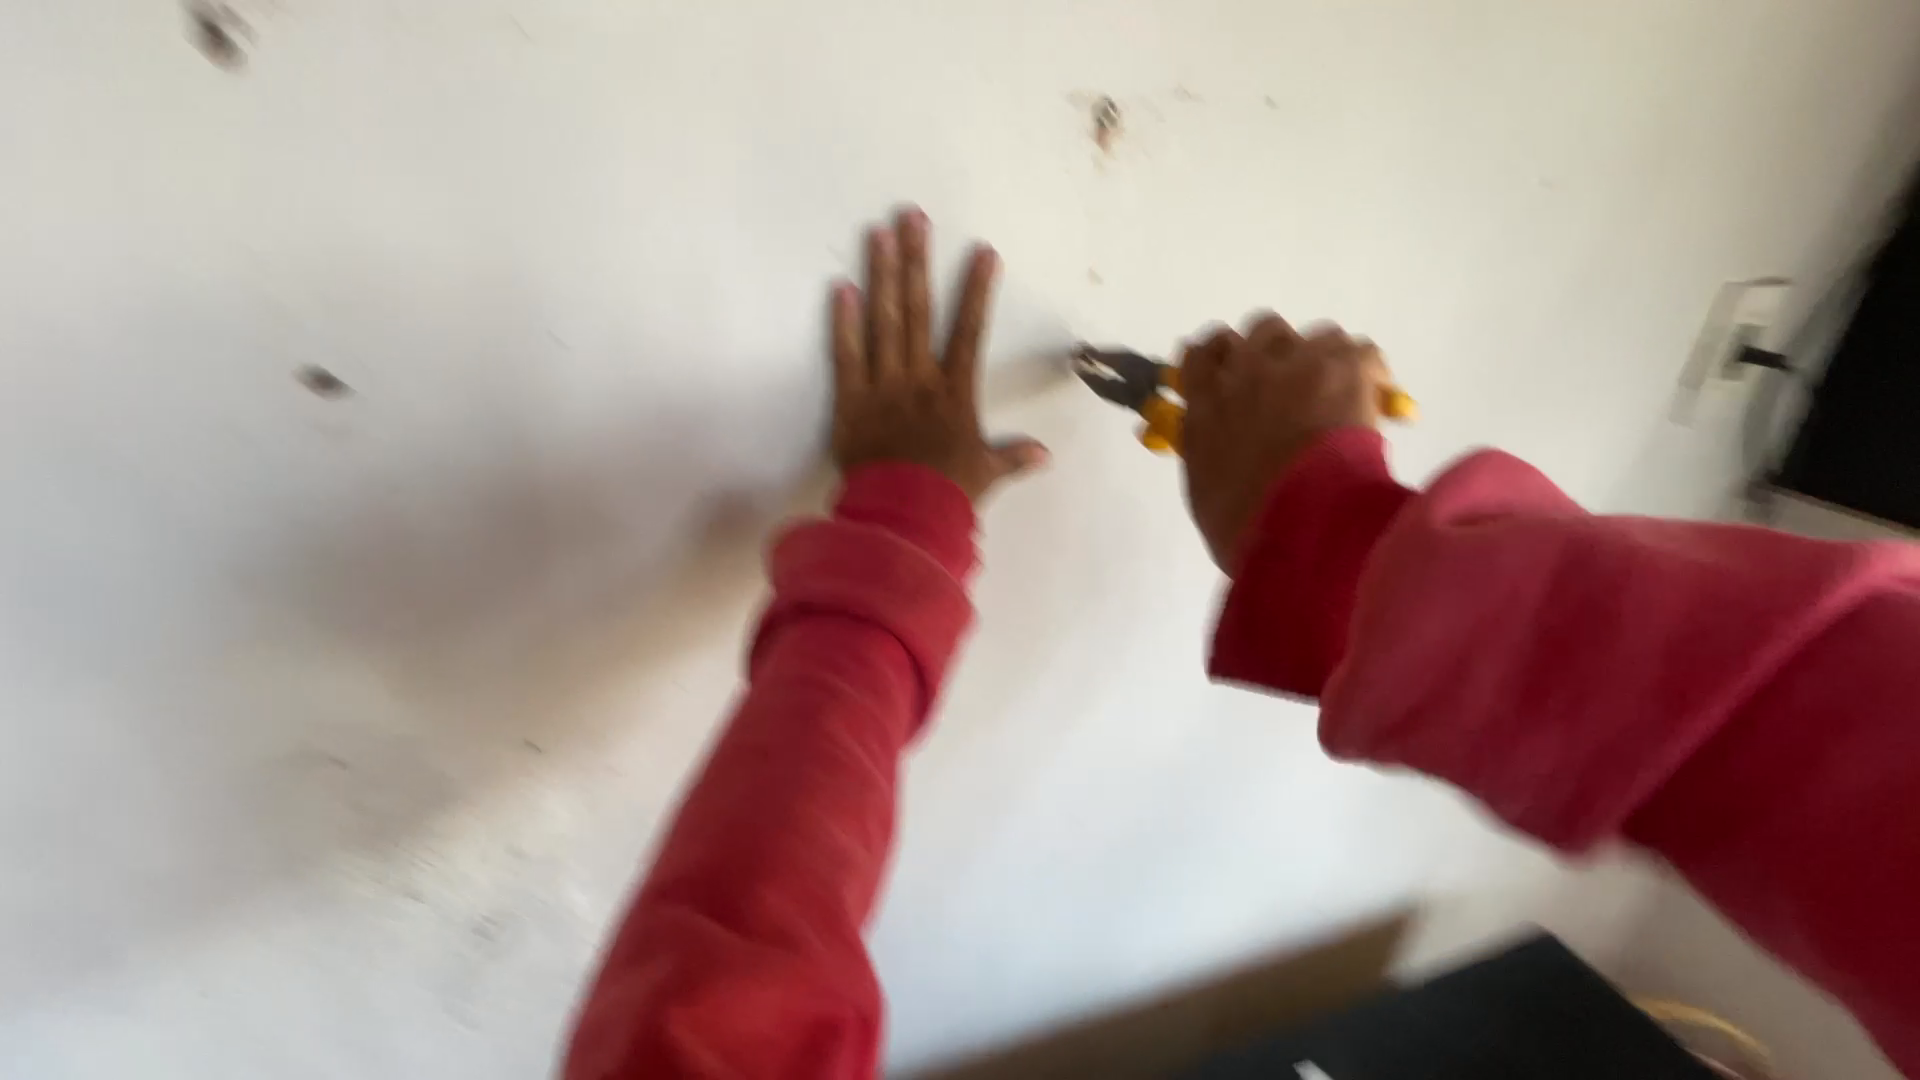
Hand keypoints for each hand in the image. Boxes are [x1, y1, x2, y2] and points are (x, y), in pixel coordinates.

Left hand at [830, 207, 1047, 501]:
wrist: (904, 517)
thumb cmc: (948, 493)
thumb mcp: (986, 474)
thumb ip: (1012, 458)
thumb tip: (1044, 455)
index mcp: (955, 392)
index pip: (969, 332)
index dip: (977, 291)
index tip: (983, 252)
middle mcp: (919, 378)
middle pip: (918, 311)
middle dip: (917, 261)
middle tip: (912, 217)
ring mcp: (883, 386)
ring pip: (883, 323)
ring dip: (881, 276)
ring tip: (878, 233)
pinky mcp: (850, 402)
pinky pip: (846, 357)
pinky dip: (843, 324)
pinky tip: (840, 287)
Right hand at [1181, 314, 1389, 571]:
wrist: (1300, 526)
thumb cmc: (1243, 525)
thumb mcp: (1204, 491)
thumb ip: (1207, 453)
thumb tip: (1219, 444)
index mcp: (1204, 408)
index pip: (1199, 356)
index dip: (1218, 359)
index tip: (1230, 374)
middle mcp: (1244, 374)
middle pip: (1260, 331)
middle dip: (1274, 352)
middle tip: (1290, 386)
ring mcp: (1294, 366)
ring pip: (1314, 335)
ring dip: (1322, 359)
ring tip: (1336, 394)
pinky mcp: (1342, 368)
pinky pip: (1360, 350)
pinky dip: (1367, 372)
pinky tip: (1374, 397)